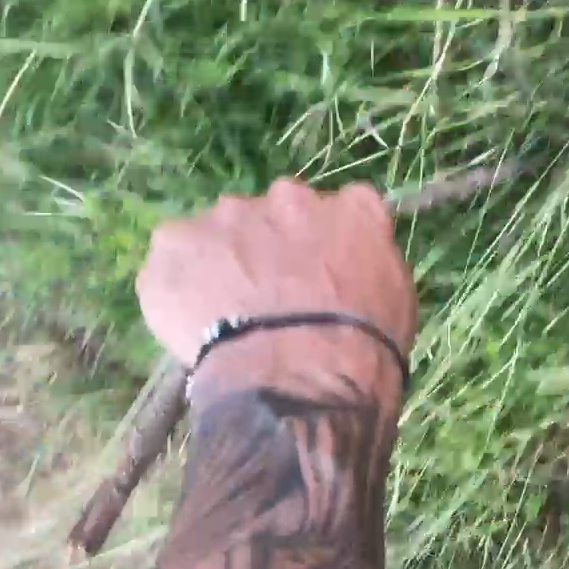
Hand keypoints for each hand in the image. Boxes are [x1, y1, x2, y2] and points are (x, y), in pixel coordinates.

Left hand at [137, 178, 417, 401]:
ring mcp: (224, 216)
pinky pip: (179, 262)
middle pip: (280, 211)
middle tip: (286, 291)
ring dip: (232, 259)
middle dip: (281, 241)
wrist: (301, 371)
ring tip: (241, 312)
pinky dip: (190, 286)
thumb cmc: (366, 340)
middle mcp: (286, 197)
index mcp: (351, 210)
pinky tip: (207, 323)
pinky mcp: (171, 245)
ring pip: (225, 232)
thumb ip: (371, 261)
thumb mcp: (397, 297)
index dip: (340, 236)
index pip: (350, 205)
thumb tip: (351, 260)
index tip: (338, 265)